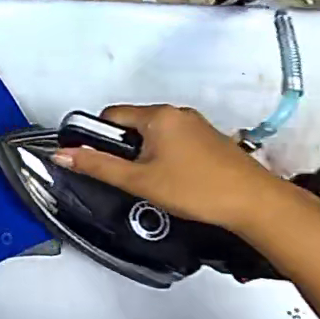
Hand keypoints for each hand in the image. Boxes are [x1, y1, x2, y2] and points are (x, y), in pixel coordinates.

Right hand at [50, 104, 307, 232]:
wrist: (257, 205)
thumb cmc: (198, 190)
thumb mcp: (138, 180)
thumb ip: (97, 165)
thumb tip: (62, 153)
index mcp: (158, 116)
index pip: (110, 115)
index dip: (97, 137)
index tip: (99, 160)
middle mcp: (178, 113)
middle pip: (132, 123)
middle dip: (123, 147)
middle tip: (128, 175)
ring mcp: (197, 125)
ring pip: (153, 133)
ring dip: (144, 152)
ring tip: (152, 181)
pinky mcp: (210, 139)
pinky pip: (174, 139)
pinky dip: (165, 155)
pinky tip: (173, 180)